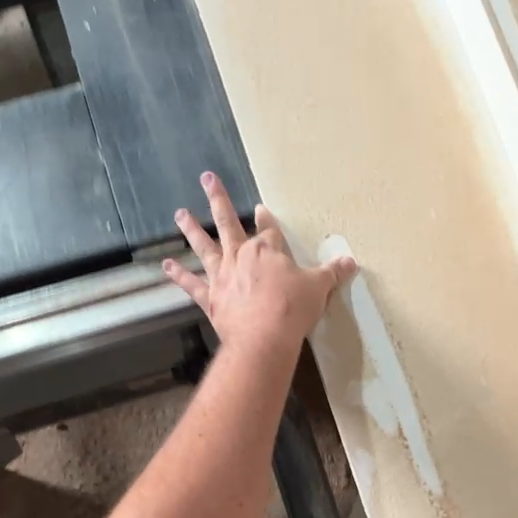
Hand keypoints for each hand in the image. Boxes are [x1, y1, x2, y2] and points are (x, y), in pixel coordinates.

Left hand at [164, 172, 356, 355]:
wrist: (263, 339)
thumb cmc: (292, 310)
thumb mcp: (318, 289)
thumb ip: (331, 274)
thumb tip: (350, 262)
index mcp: (268, 250)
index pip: (268, 228)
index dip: (267, 218)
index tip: (262, 208)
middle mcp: (241, 256)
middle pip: (228, 223)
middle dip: (218, 199)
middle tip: (206, 178)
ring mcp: (223, 276)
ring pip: (204, 246)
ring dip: (191, 229)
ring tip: (179, 213)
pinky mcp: (211, 298)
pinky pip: (192, 284)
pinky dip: (179, 275)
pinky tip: (166, 266)